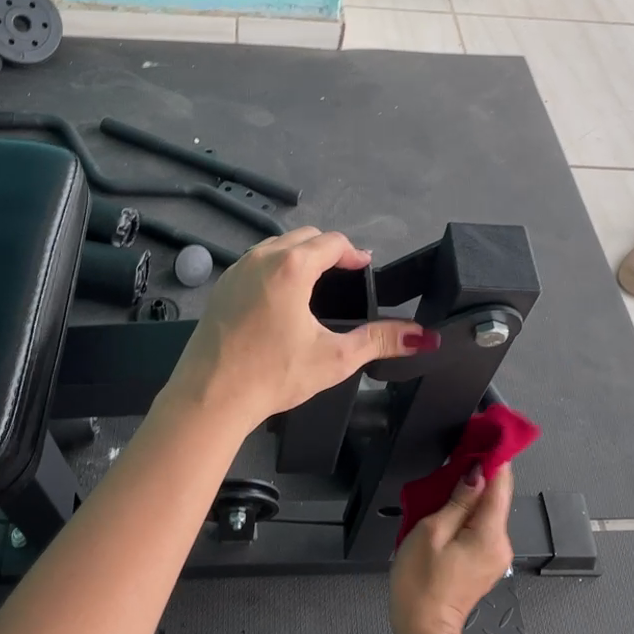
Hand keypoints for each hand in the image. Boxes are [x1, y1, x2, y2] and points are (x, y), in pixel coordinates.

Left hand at [155, 227, 427, 435]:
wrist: (210, 396)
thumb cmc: (274, 374)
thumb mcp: (335, 358)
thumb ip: (380, 341)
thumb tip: (423, 337)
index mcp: (292, 266)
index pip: (332, 241)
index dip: (354, 253)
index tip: (365, 270)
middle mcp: (262, 257)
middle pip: (304, 237)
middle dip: (328, 250)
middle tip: (345, 276)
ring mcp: (236, 269)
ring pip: (275, 246)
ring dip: (299, 257)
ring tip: (315, 286)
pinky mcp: (220, 286)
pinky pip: (254, 263)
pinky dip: (274, 269)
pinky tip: (280, 300)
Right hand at [388, 463, 515, 633]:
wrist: (423, 630)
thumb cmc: (421, 581)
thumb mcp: (432, 532)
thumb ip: (457, 500)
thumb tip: (477, 473)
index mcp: (490, 534)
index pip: (501, 483)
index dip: (494, 455)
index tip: (482, 433)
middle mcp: (501, 543)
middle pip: (496, 497)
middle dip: (480, 473)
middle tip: (456, 453)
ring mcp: (495, 555)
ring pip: (488, 511)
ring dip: (471, 492)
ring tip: (446, 478)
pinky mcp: (485, 563)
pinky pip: (481, 527)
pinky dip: (468, 511)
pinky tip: (448, 505)